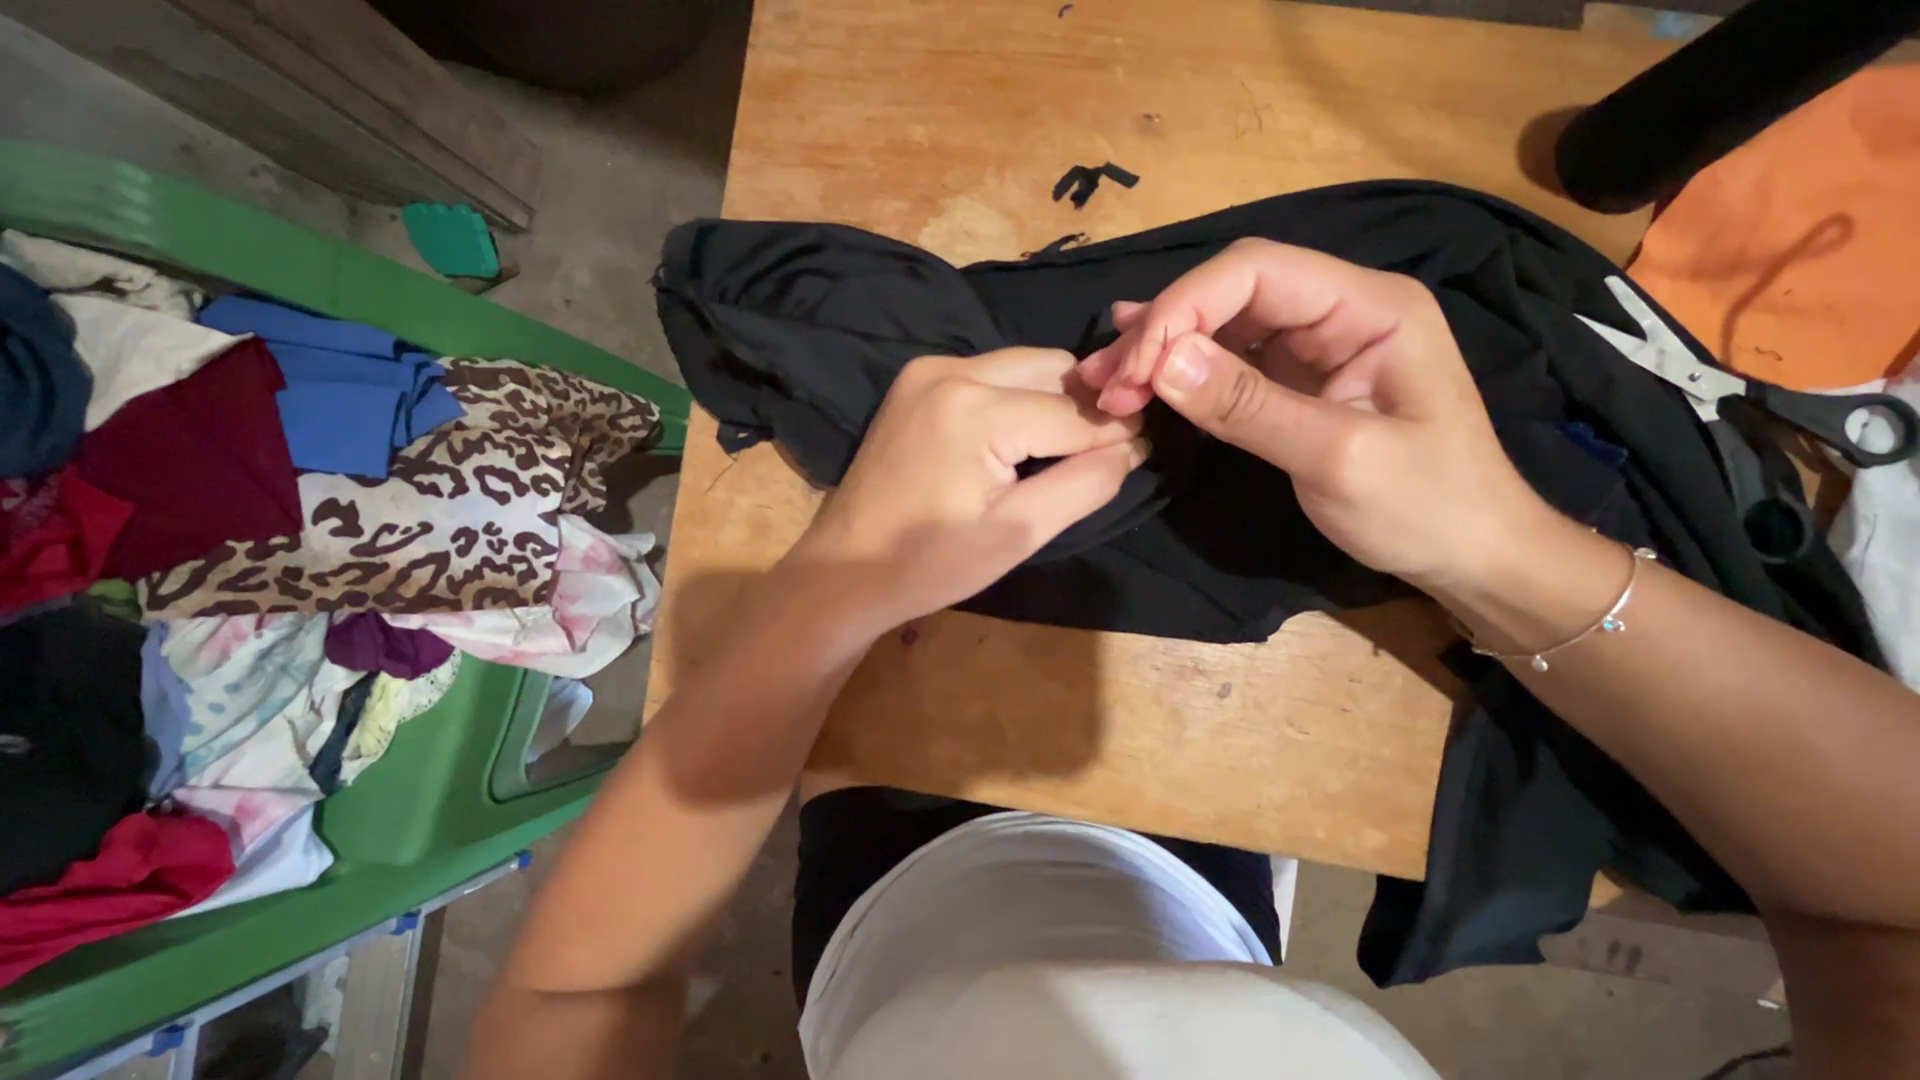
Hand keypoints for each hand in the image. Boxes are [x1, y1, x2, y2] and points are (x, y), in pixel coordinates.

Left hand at [786, 347, 1147, 636]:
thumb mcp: (1019, 533)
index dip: (1114, 434)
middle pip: (1051, 368)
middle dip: (1085, 406)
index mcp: (975, 407)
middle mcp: (950, 369)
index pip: (1072, 412)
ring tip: (1068, 447)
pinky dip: (1017, 399)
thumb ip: (1085, 483)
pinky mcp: (914, 382)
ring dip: (1052, 399)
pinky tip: (1021, 439)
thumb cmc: (930, 564)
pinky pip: (989, 375)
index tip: (1147, 450)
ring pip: (1022, 366)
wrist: (845, 570)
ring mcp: (927, 370)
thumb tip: (1132, 447)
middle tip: (1107, 450)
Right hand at [1078, 239, 1551, 590]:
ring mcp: (1317, 344)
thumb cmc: (1424, 505)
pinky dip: (1181, 370)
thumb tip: (1160, 361)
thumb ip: (1249, 406)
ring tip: (1103, 382)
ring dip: (1160, 349)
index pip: (1256, 273)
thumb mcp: (1337, 458)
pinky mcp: (1297, 380)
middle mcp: (1340, 309)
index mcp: (1370, 307)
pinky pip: (1229, 361)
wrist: (1469, 553)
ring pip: (1221, 324)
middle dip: (1161, 329)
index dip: (1182, 308)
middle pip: (1231, 292)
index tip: (1133, 370)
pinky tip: (1139, 374)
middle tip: (1102, 382)